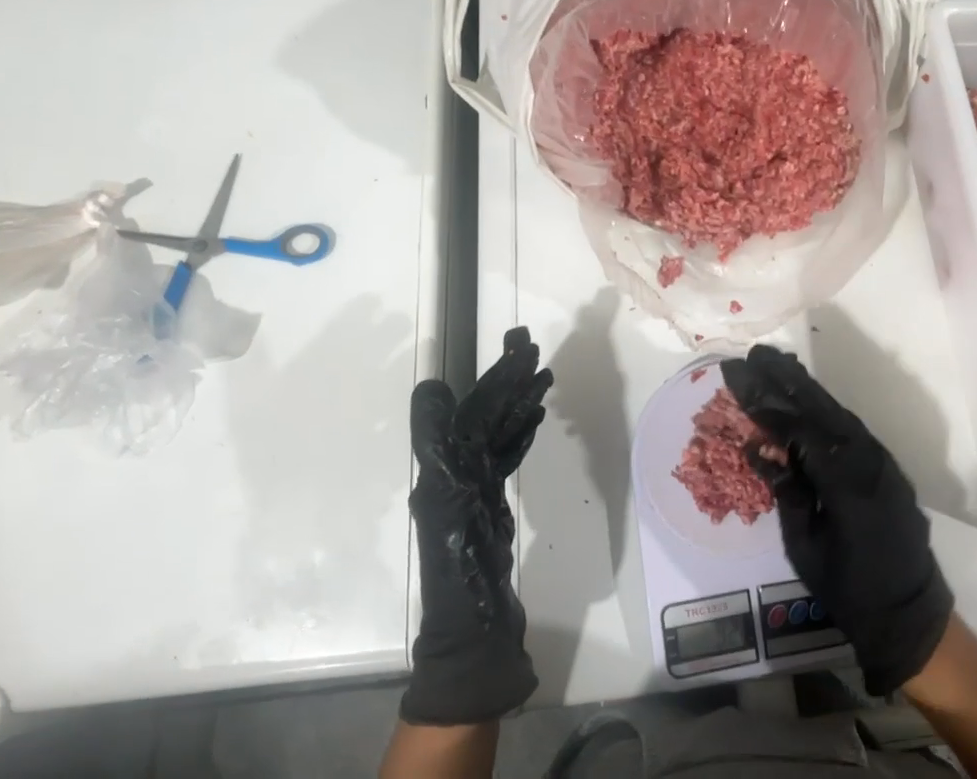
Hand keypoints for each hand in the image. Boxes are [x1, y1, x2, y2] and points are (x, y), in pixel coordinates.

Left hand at [401, 326, 551, 725]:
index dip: (497, 379)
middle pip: (485, 415)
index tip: (521, 349)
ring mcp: (472, 486)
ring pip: (496, 432)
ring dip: (518, 402)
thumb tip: (432, 388)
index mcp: (444, 467)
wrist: (474, 629)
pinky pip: (503, 457)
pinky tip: (537, 414)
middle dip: (509, 380)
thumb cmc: (462, 569)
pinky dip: (519, 434)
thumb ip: (440, 445)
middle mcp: (454, 470)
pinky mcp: (487, 503)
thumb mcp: (448, 502)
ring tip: (544, 374)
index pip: (474, 411)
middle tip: (533, 348)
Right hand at [721, 344, 953, 695]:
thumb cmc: (849, 589)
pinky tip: (808, 398)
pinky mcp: (887, 467)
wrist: (909, 612)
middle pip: (822, 410)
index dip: (766, 403)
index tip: (738, 377)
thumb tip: (760, 449)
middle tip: (756, 353)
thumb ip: (786, 493)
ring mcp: (883, 462)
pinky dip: (827, 409)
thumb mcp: (805, 548)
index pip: (799, 430)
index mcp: (846, 483)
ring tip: (777, 364)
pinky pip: (852, 429)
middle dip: (786, 380)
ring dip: (807, 388)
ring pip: (839, 414)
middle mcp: (869, 462)